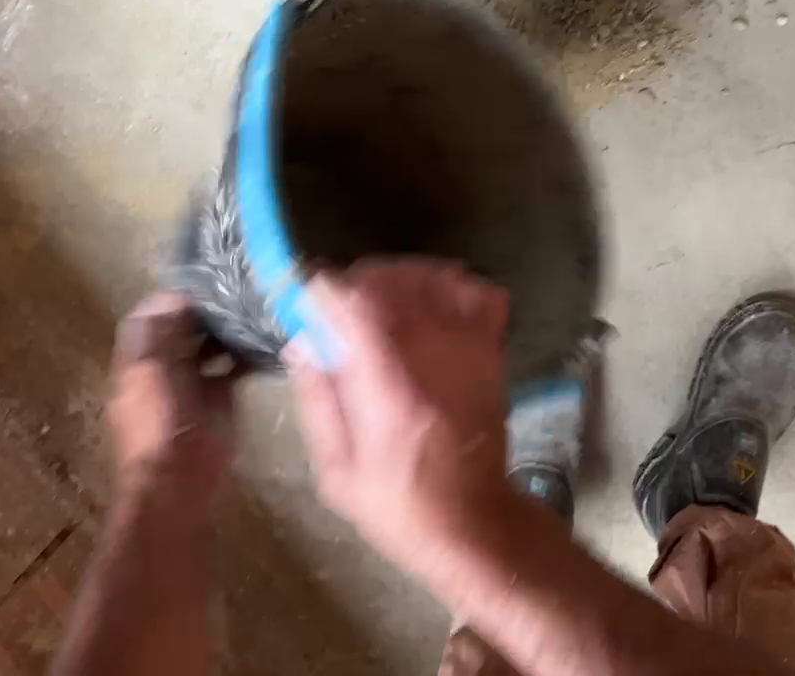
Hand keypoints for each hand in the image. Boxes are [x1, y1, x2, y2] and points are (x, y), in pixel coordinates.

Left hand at [107, 292, 236, 501]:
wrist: (180, 476)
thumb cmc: (157, 424)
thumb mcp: (150, 372)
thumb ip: (162, 333)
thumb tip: (178, 296)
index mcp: (141, 358)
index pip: (153, 317)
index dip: (172, 298)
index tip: (202, 282)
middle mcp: (167, 364)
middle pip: (184, 326)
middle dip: (206, 308)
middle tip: (237, 288)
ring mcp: (195, 378)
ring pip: (211, 342)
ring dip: (227, 327)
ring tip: (252, 307)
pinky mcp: (221, 393)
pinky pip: (234, 364)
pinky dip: (246, 352)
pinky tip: (262, 338)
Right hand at [286, 259, 510, 578]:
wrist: (474, 520)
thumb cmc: (398, 504)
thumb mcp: (336, 471)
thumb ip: (318, 399)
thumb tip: (302, 340)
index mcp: (388, 387)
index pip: (355, 304)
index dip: (324, 290)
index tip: (308, 300)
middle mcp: (432, 353)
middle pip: (391, 277)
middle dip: (355, 282)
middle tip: (341, 309)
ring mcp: (469, 345)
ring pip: (430, 274)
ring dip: (398, 277)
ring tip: (382, 305)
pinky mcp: (492, 347)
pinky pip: (476, 289)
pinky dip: (450, 284)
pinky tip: (431, 306)